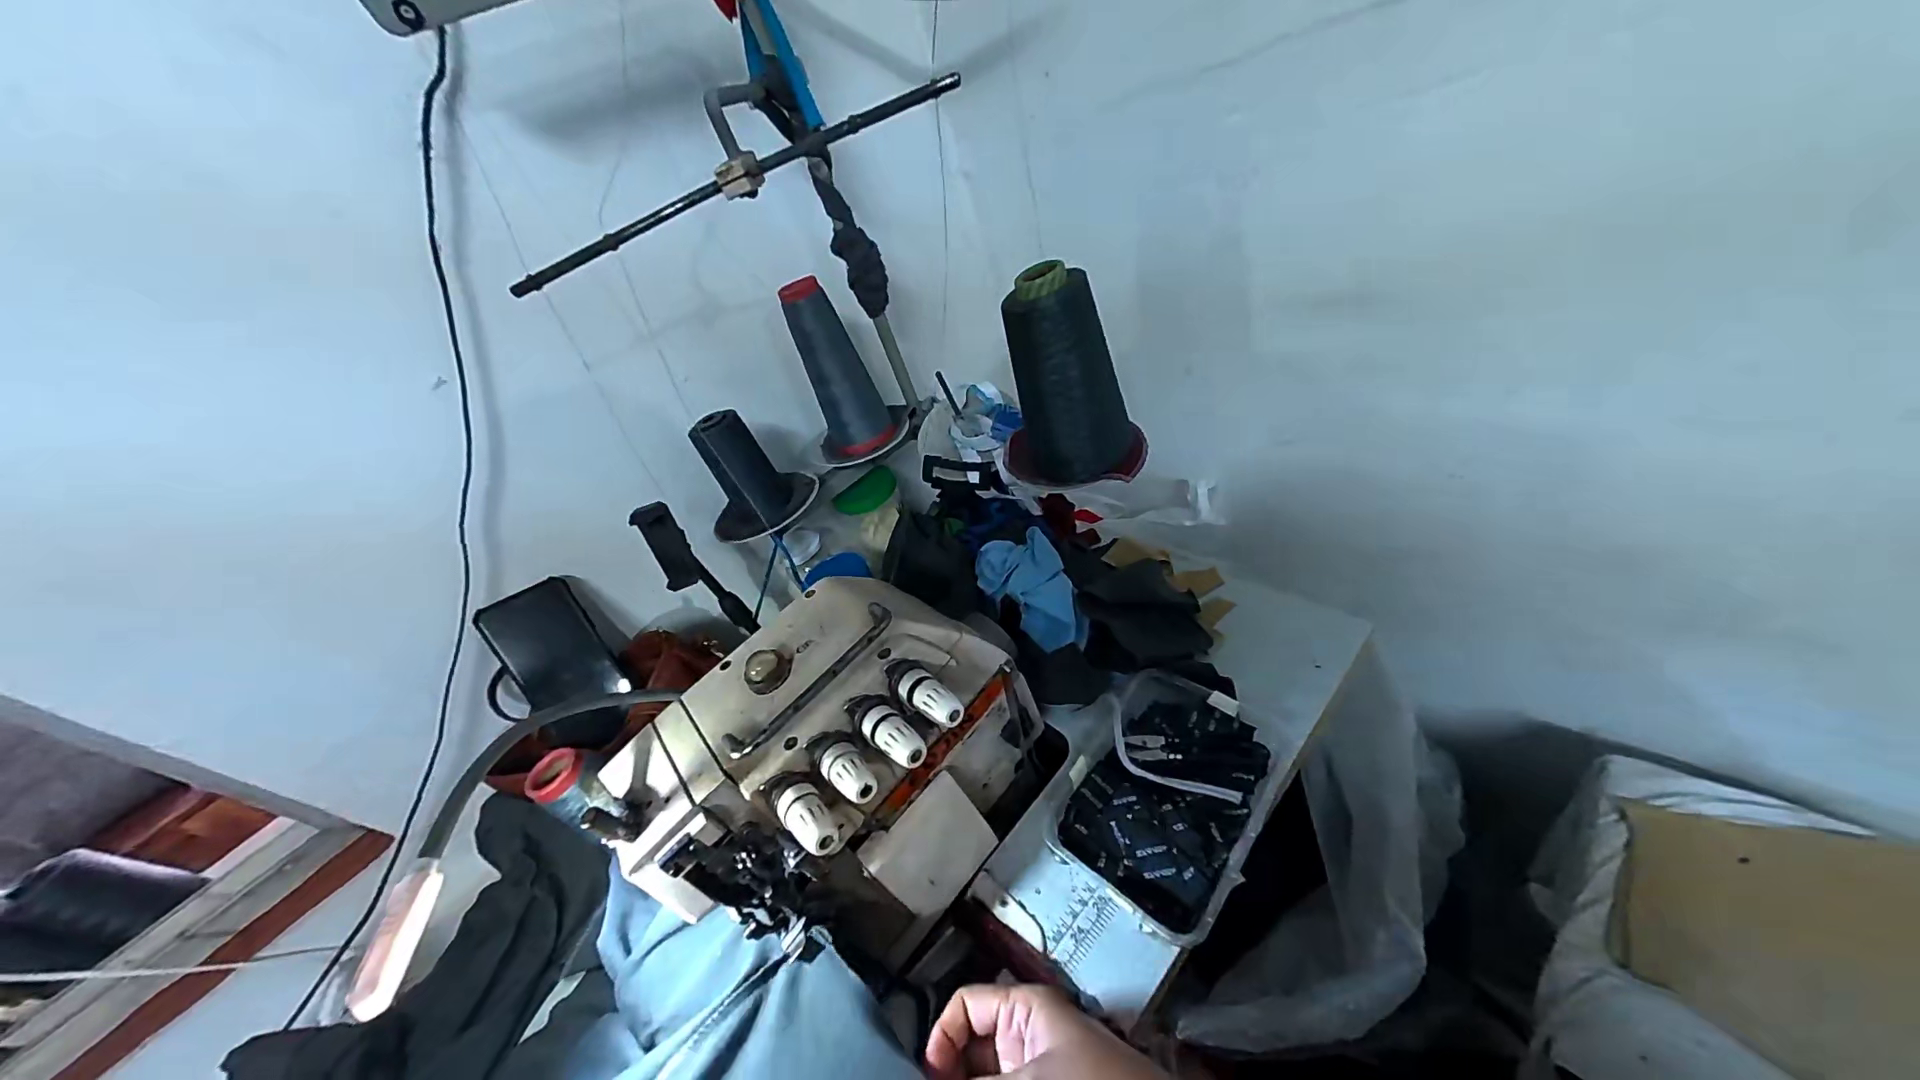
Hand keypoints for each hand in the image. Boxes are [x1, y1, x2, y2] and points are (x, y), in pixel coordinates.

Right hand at [923, 983, 1167, 1079]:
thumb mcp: (1027, 1079)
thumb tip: (932, 1073)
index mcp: (1024, 1006)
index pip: (965, 1005)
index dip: (941, 1036)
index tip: (929, 1075)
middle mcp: (1028, 1030)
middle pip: (972, 1045)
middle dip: (954, 1068)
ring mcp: (1040, 1064)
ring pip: (989, 1071)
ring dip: (971, 1079)